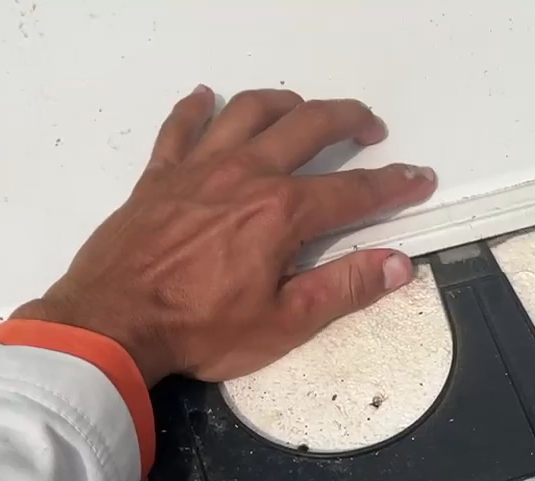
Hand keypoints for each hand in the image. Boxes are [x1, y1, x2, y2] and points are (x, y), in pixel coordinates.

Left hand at [13, 86, 438, 385]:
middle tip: (371, 127)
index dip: (394, 185)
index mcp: (282, 212)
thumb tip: (396, 266)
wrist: (115, 322)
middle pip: (308, 128)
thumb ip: (344, 288)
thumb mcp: (285, 322)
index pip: (354, 191)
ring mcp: (198, 169)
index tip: (419, 178)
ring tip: (304, 108)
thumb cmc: (201, 329)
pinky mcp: (159, 177)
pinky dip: (196, 108)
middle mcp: (245, 175)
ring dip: (284, 102)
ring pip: (249, 112)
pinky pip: (180, 126)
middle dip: (348, 121)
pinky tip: (205, 97)